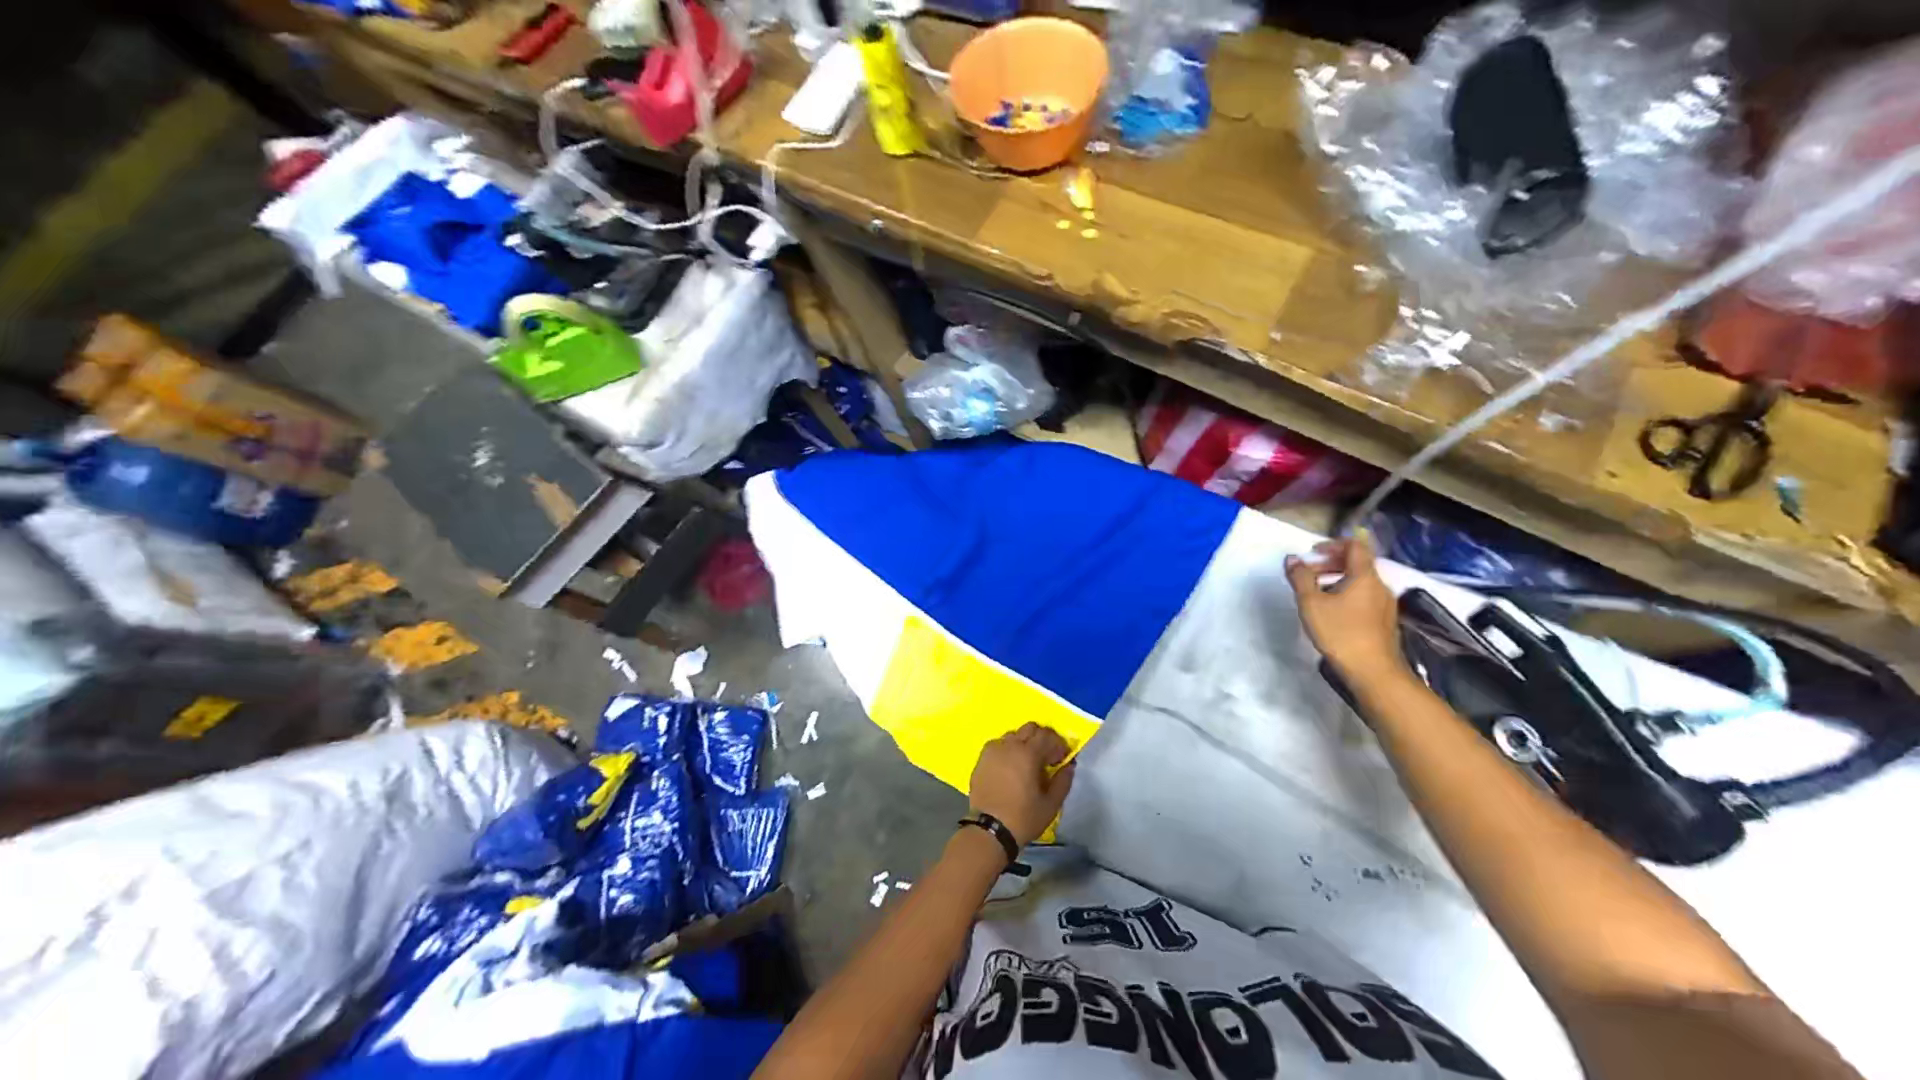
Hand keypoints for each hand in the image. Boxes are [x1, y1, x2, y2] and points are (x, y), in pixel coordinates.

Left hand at [968, 723, 1076, 846]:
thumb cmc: (1023, 818)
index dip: (1058, 744)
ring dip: (1024, 743)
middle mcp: (1008, 746)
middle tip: (1047, 757)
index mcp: (1027, 754)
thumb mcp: (1051, 804)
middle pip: (1029, 729)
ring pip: (1013, 735)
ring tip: (1028, 763)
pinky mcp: (981, 759)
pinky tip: (1010, 767)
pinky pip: (998, 745)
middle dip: (1042, 738)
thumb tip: (1069, 765)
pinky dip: (1008, 750)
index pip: (1047, 735)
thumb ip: (1063, 781)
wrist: (990, 831)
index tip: (1062, 758)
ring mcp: (992, 751)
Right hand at [1285, 531, 1408, 682]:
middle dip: (1331, 562)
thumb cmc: (1340, 633)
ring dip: (1338, 578)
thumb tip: (1292, 558)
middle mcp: (1380, 585)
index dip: (1332, 544)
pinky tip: (1332, 610)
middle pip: (1358, 562)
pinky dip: (1347, 593)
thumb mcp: (1311, 604)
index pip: (1354, 546)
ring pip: (1361, 581)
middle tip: (1308, 572)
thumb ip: (1301, 578)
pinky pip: (1365, 596)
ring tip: (1316, 592)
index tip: (1312, 553)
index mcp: (1364, 576)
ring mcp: (1385, 603)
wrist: (1373, 671)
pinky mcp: (1384, 620)